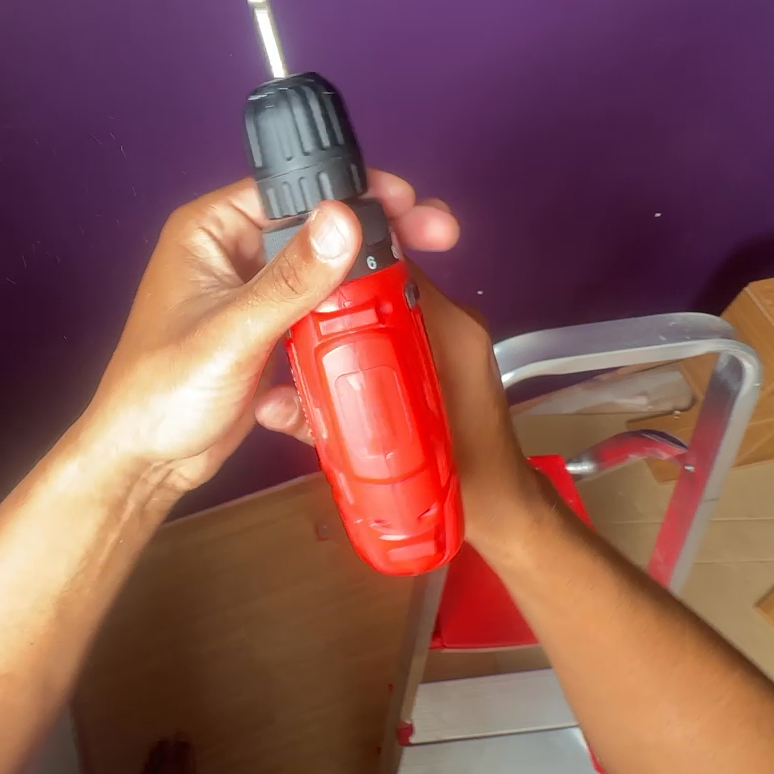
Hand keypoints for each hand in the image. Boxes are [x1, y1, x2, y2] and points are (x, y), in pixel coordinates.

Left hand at [79, 172, 457, 494]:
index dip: (350, 189)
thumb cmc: (159, 392)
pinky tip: (376, 325)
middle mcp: (232, 252)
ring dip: (366, 279)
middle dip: (373, 233)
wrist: (147, 460)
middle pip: (316, 227)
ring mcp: (252, 292)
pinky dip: (347, 317)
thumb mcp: (231, 333)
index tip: (404, 200)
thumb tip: (343, 220)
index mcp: (210, 231)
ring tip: (414, 285)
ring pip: (323, 271)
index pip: (290, 190)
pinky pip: (319, 310)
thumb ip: (289, 281)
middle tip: (433, 234)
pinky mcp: (268, 328)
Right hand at [255, 262, 559, 552]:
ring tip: (304, 338)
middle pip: (381, 283)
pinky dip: (364, 336)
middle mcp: (454, 321)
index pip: (390, 268)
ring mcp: (451, 335)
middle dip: (334, 298)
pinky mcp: (444, 353)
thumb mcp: (388, 458)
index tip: (300, 288)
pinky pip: (396, 326)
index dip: (341, 272)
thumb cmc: (467, 481)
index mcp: (452, 330)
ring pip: (385, 304)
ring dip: (346, 317)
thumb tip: (267, 404)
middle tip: (291, 317)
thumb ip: (323, 429)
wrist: (506, 505)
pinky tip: (334, 361)